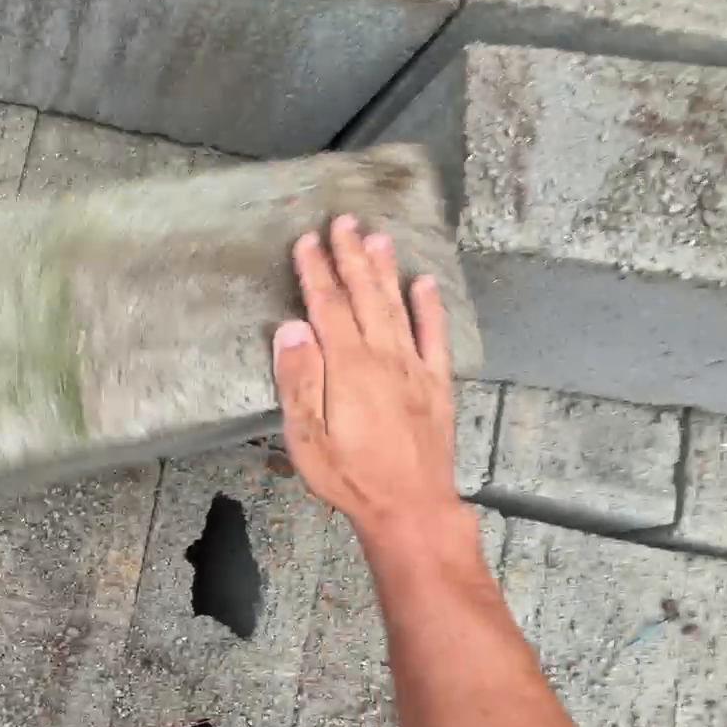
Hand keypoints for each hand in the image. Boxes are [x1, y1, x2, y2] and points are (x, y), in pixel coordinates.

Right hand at [273, 215, 464, 544]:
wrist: (410, 505)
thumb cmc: (347, 475)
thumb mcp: (305, 436)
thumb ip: (299, 379)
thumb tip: (292, 329)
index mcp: (349, 368)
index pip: (329, 308)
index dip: (316, 272)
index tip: (306, 241)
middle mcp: (385, 358)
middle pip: (365, 297)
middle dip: (352, 257)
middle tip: (344, 222)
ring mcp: (414, 368)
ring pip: (397, 307)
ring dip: (385, 270)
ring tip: (377, 236)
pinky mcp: (435, 384)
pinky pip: (433, 335)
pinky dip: (429, 306)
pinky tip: (424, 283)